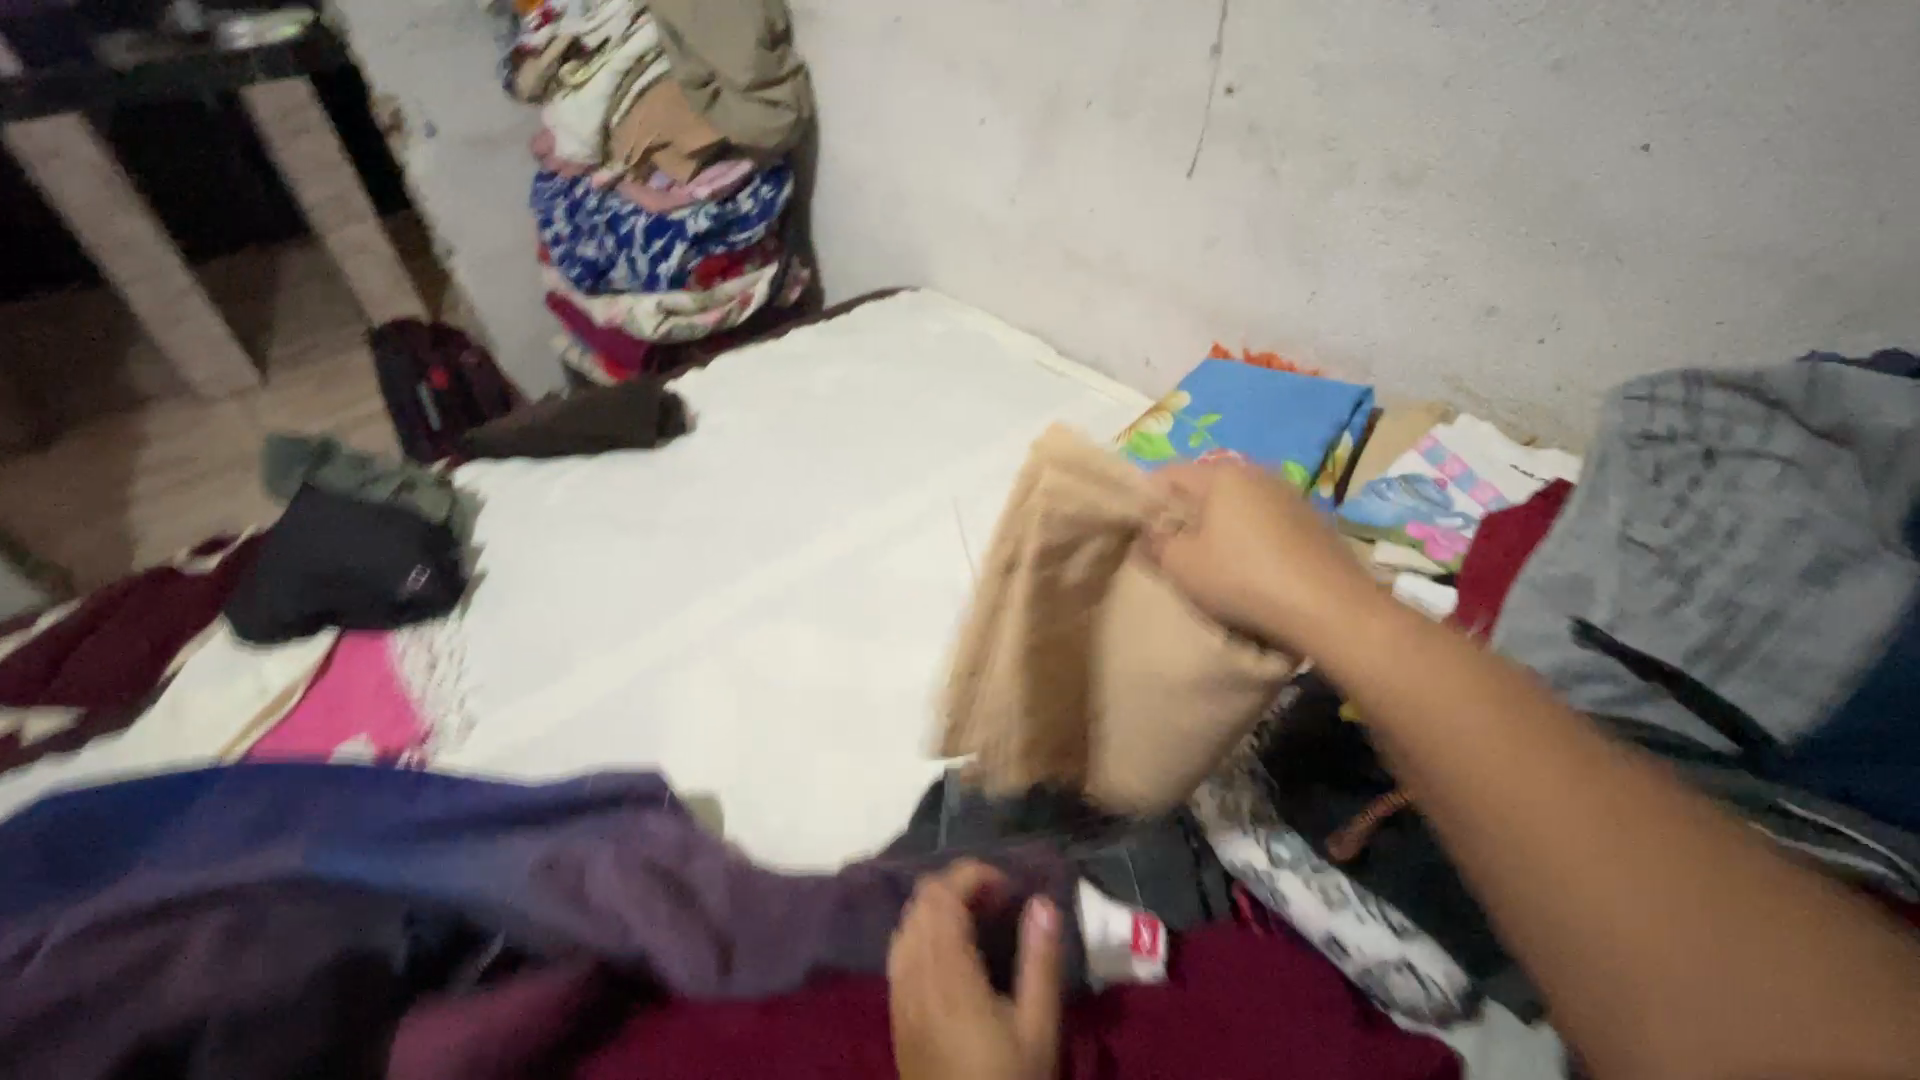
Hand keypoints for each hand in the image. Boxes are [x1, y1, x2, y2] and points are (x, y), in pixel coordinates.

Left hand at [888, 860, 1062, 1079]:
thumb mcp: (1038, 1028)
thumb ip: (1040, 960)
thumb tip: (1042, 902)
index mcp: (948, 971)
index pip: (944, 894)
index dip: (973, 875)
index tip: (1009, 887)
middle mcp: (914, 973)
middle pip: (921, 900)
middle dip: (958, 886)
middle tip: (999, 902)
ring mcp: (900, 993)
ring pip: (906, 922)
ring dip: (938, 907)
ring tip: (978, 922)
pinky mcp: (896, 1012)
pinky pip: (899, 950)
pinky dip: (922, 931)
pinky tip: (951, 953)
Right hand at [1143, 461, 1380, 651]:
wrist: (1329, 607)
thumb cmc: (1242, 579)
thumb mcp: (1181, 566)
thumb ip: (1154, 543)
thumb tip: (1145, 531)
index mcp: (1221, 474)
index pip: (1168, 473)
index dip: (1146, 498)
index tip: (1137, 528)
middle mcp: (1256, 472)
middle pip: (1205, 486)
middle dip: (1184, 511)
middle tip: (1170, 546)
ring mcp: (1290, 494)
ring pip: (1238, 503)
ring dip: (1219, 524)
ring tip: (1210, 558)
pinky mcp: (1313, 520)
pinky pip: (1266, 520)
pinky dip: (1250, 535)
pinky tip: (1250, 565)